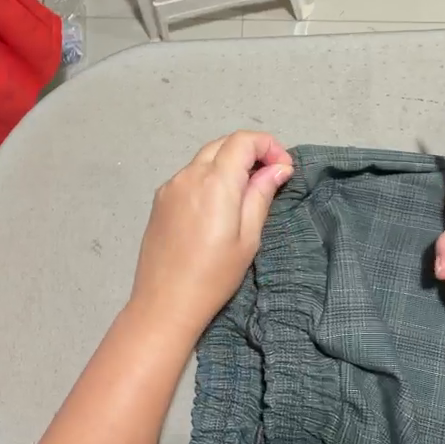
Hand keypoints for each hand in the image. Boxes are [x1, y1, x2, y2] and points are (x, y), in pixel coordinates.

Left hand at [126, 132, 293, 333]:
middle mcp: (189, 175)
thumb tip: (279, 168)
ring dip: (229, 164)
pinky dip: (209, 177)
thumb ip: (261, 195)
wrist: (164, 302)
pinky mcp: (160, 200)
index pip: (243, 141)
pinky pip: (189, 176)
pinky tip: (217, 206)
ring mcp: (170, 186)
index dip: (268, 145)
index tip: (284, 168)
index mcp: (215, 182)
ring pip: (205, 158)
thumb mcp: (248, 238)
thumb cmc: (214, 276)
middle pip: (223, 144)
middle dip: (250, 151)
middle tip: (270, 177)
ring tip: (246, 193)